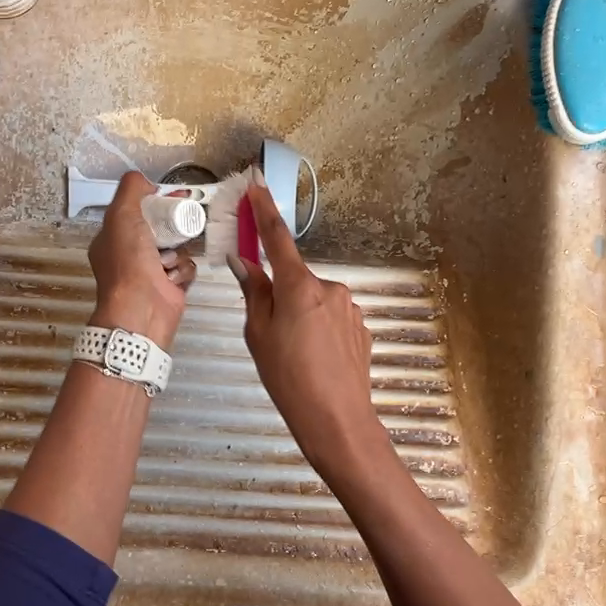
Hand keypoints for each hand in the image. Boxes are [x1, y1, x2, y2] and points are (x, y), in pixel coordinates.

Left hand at [88, 172, 196, 346]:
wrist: (140, 310)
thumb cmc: (126, 263)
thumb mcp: (121, 215)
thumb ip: (131, 190)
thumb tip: (146, 183)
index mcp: (112, 239)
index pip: (136, 212)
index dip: (155, 202)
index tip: (173, 196)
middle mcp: (130, 256)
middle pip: (160, 229)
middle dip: (172, 227)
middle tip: (182, 223)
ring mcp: (150, 273)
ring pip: (176, 248)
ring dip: (176, 253)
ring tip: (166, 262)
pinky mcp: (170, 287)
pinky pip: (186, 269)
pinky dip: (183, 271)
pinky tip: (173, 278)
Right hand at [228, 184, 387, 475]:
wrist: (338, 421)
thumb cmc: (290, 380)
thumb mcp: (258, 335)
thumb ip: (254, 293)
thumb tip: (246, 264)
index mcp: (299, 286)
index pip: (277, 238)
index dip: (264, 210)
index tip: (256, 185)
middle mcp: (329, 289)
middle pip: (293, 279)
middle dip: (278, 296)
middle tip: (268, 334)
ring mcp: (349, 308)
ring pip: (312, 301)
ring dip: (298, 316)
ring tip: (292, 356)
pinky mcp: (360, 327)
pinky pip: (329, 318)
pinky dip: (316, 331)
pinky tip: (312, 360)